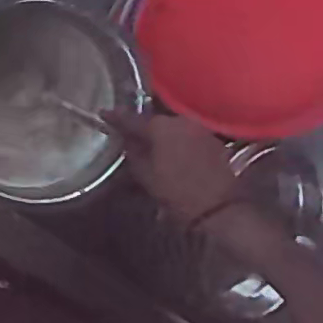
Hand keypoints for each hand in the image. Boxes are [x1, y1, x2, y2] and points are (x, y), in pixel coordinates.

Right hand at [104, 111, 237, 225]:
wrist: (218, 208)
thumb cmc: (176, 192)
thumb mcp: (145, 175)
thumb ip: (133, 151)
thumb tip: (125, 138)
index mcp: (160, 127)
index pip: (132, 118)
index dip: (115, 117)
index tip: (104, 114)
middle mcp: (181, 120)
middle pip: (155, 119)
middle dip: (142, 126)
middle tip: (128, 134)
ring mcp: (200, 128)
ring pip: (173, 126)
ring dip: (161, 134)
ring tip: (151, 145)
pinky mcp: (213, 140)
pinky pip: (187, 134)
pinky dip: (177, 140)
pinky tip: (172, 152)